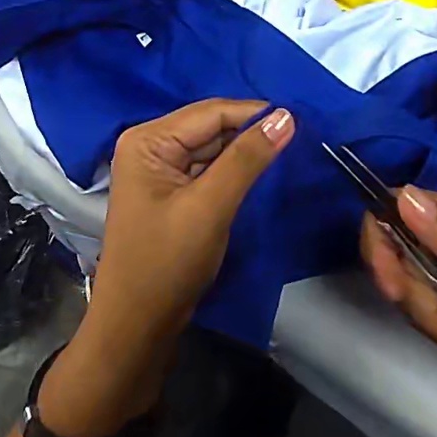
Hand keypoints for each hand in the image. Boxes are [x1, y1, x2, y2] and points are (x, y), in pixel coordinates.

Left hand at [36, 100, 292, 436]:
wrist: (137, 324)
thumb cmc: (167, 263)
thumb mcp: (210, 206)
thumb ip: (247, 158)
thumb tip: (285, 116)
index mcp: (147, 140)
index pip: (209, 112)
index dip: (254, 113)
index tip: (300, 119)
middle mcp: (148, 145)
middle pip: (209, 126)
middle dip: (250, 130)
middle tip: (299, 136)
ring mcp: (157, 168)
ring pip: (210, 147)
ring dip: (244, 150)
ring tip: (288, 148)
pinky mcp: (169, 190)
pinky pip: (206, 167)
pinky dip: (232, 169)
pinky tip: (260, 170)